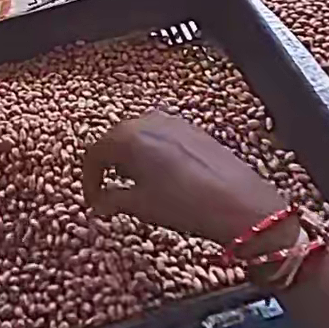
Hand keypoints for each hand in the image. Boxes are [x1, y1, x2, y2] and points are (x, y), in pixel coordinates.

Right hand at [83, 111, 288, 245]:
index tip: (92, 199)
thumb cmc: (185, 204)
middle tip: (107, 190)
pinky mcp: (193, 128)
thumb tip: (98, 203)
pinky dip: (150, 151)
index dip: (89, 178)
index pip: (94, 153)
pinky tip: (160, 173)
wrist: (239, 203)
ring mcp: (173, 122)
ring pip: (138, 135)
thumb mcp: (140, 206)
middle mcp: (148, 121)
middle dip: (107, 164)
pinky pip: (160, 135)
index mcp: (128, 137)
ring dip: (129, 156)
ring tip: (133, 183)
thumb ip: (111, 200)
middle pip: (114, 138)